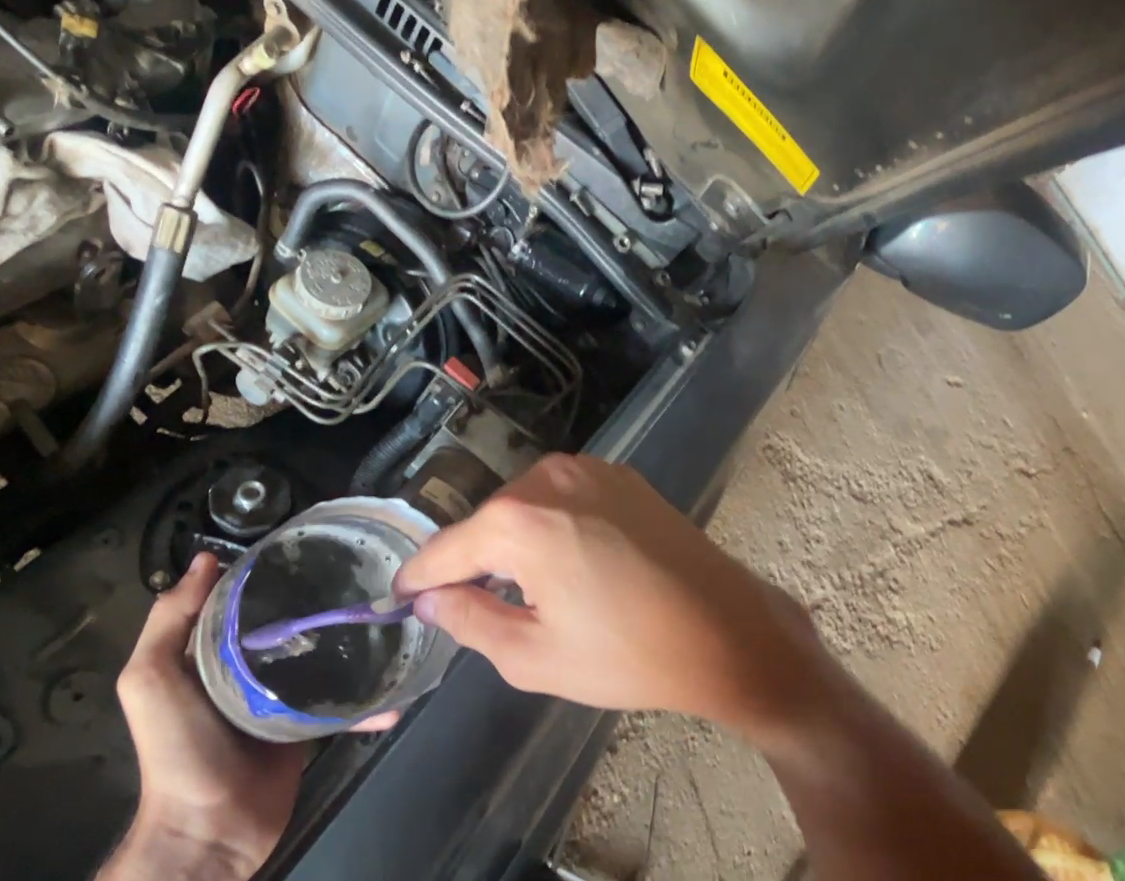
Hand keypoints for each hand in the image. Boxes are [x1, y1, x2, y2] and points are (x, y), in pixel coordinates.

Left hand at [102, 553, 393, 880]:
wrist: (208, 828)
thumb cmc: (178, 749)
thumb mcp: (151, 680)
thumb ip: (169, 622)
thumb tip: (205, 561)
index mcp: (210, 655)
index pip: (241, 602)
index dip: (267, 574)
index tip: (307, 545)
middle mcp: (247, 671)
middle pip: (288, 626)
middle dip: (320, 603)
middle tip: (361, 578)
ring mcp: (282, 701)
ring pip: (323, 662)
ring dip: (354, 647)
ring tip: (389, 621)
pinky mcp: (309, 730)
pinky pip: (343, 710)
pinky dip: (369, 706)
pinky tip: (397, 695)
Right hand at [392, 454, 831, 740]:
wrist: (726, 629)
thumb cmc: (627, 653)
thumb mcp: (533, 655)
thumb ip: (469, 620)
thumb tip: (431, 599)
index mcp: (518, 519)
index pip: (445, 548)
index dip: (418, 578)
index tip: (399, 598)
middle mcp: (547, 477)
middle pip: (486, 523)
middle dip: (472, 563)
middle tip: (470, 609)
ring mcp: (589, 469)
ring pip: (524, 507)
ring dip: (513, 544)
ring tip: (524, 594)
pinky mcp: (621, 476)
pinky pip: (562, 499)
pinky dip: (550, 527)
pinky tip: (569, 566)